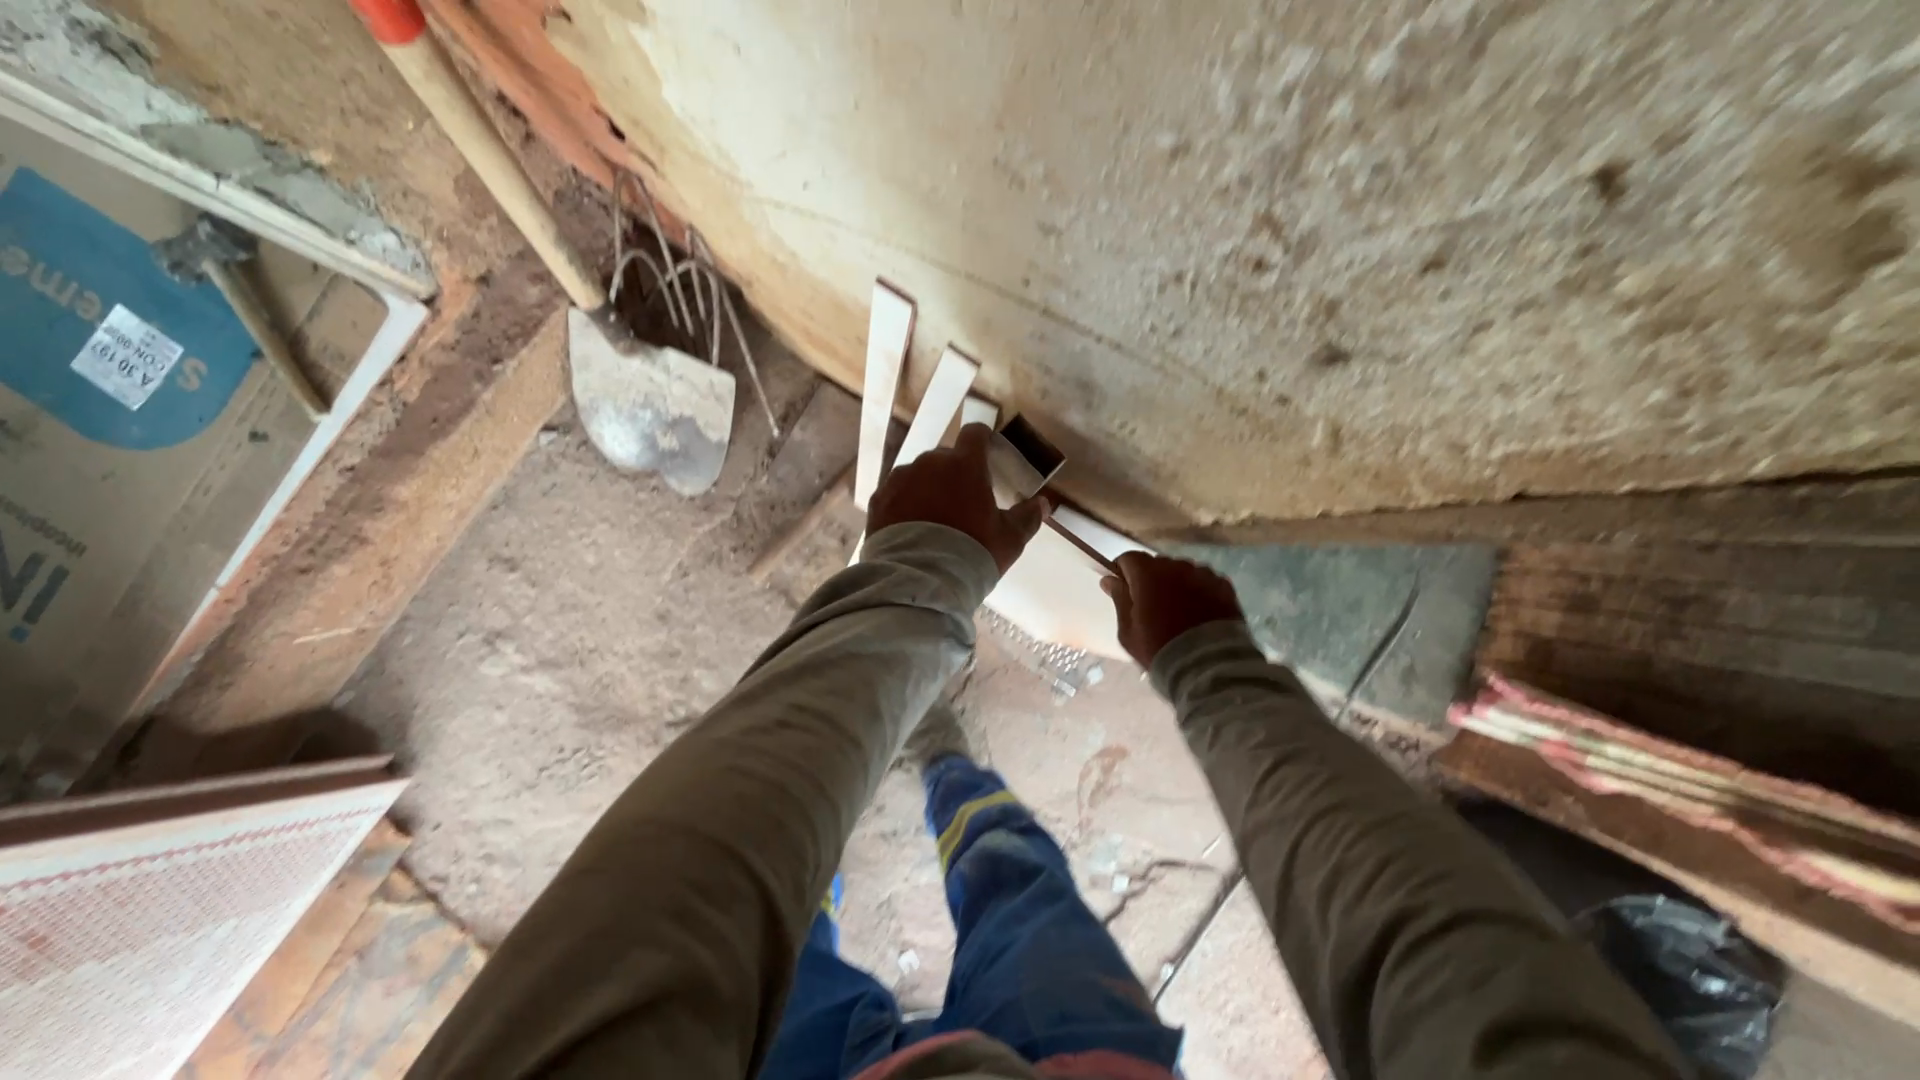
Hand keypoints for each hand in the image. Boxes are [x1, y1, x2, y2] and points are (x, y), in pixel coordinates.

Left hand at [867, 423, 1048, 573]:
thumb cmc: (972, 554)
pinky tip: (911, 528)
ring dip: (927, 487)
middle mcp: (930, 463)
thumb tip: (1044, 504)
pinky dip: (904, 504)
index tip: (987, 451)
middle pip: (945, 457)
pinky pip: (896, 493)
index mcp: (965, 465)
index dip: (983, 440)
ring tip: (934, 518)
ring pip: (918, 474)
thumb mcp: (1009, 540)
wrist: (919, 582)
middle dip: (954, 472)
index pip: (975, 434)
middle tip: (963, 500)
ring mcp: (900, 479)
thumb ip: (1027, 518)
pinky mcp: (879, 500)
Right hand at [1101, 552, 1245, 666]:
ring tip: (1179, 611)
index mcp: (1148, 575)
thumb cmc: (1159, 649)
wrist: (1207, 667)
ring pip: (1182, 571)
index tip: (1123, 588)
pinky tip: (1199, 613)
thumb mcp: (1128, 631)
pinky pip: (1204, 581)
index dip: (1123, 571)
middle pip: (1157, 564)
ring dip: (1176, 584)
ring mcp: (1203, 574)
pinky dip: (1198, 591)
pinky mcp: (1224, 586)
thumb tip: (1110, 580)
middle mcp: (1176, 566)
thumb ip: (1119, 599)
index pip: (1129, 558)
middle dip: (1151, 578)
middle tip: (1152, 605)